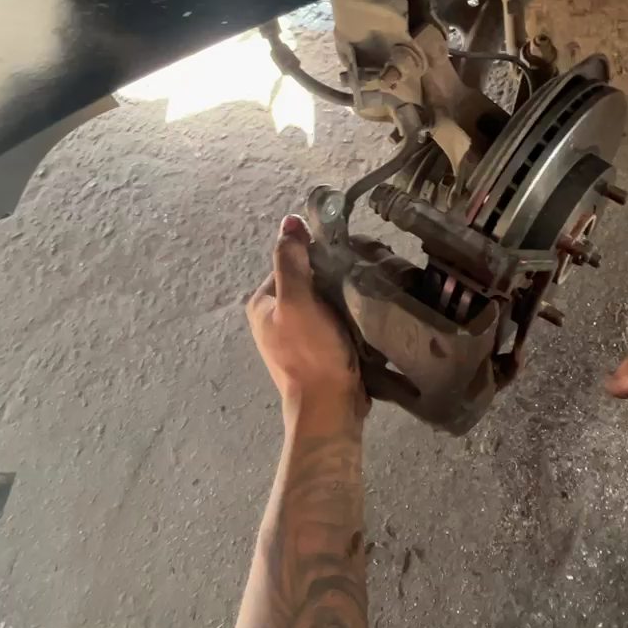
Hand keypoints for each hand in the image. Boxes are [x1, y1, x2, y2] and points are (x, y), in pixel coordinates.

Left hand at [246, 215, 366, 427]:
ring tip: (364, 291)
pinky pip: (333, 319)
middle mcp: (275, 317)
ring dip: (342, 294)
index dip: (317, 255)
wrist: (330, 407)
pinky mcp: (318, 349)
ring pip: (323, 299)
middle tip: (359, 274)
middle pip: (308, 280)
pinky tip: (363, 313)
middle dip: (332, 275)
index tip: (345, 256)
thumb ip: (291, 261)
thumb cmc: (310, 352)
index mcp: (262, 304)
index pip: (292, 261)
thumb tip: (289, 220)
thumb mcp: (297, 301)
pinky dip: (347, 313)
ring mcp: (296, 335)